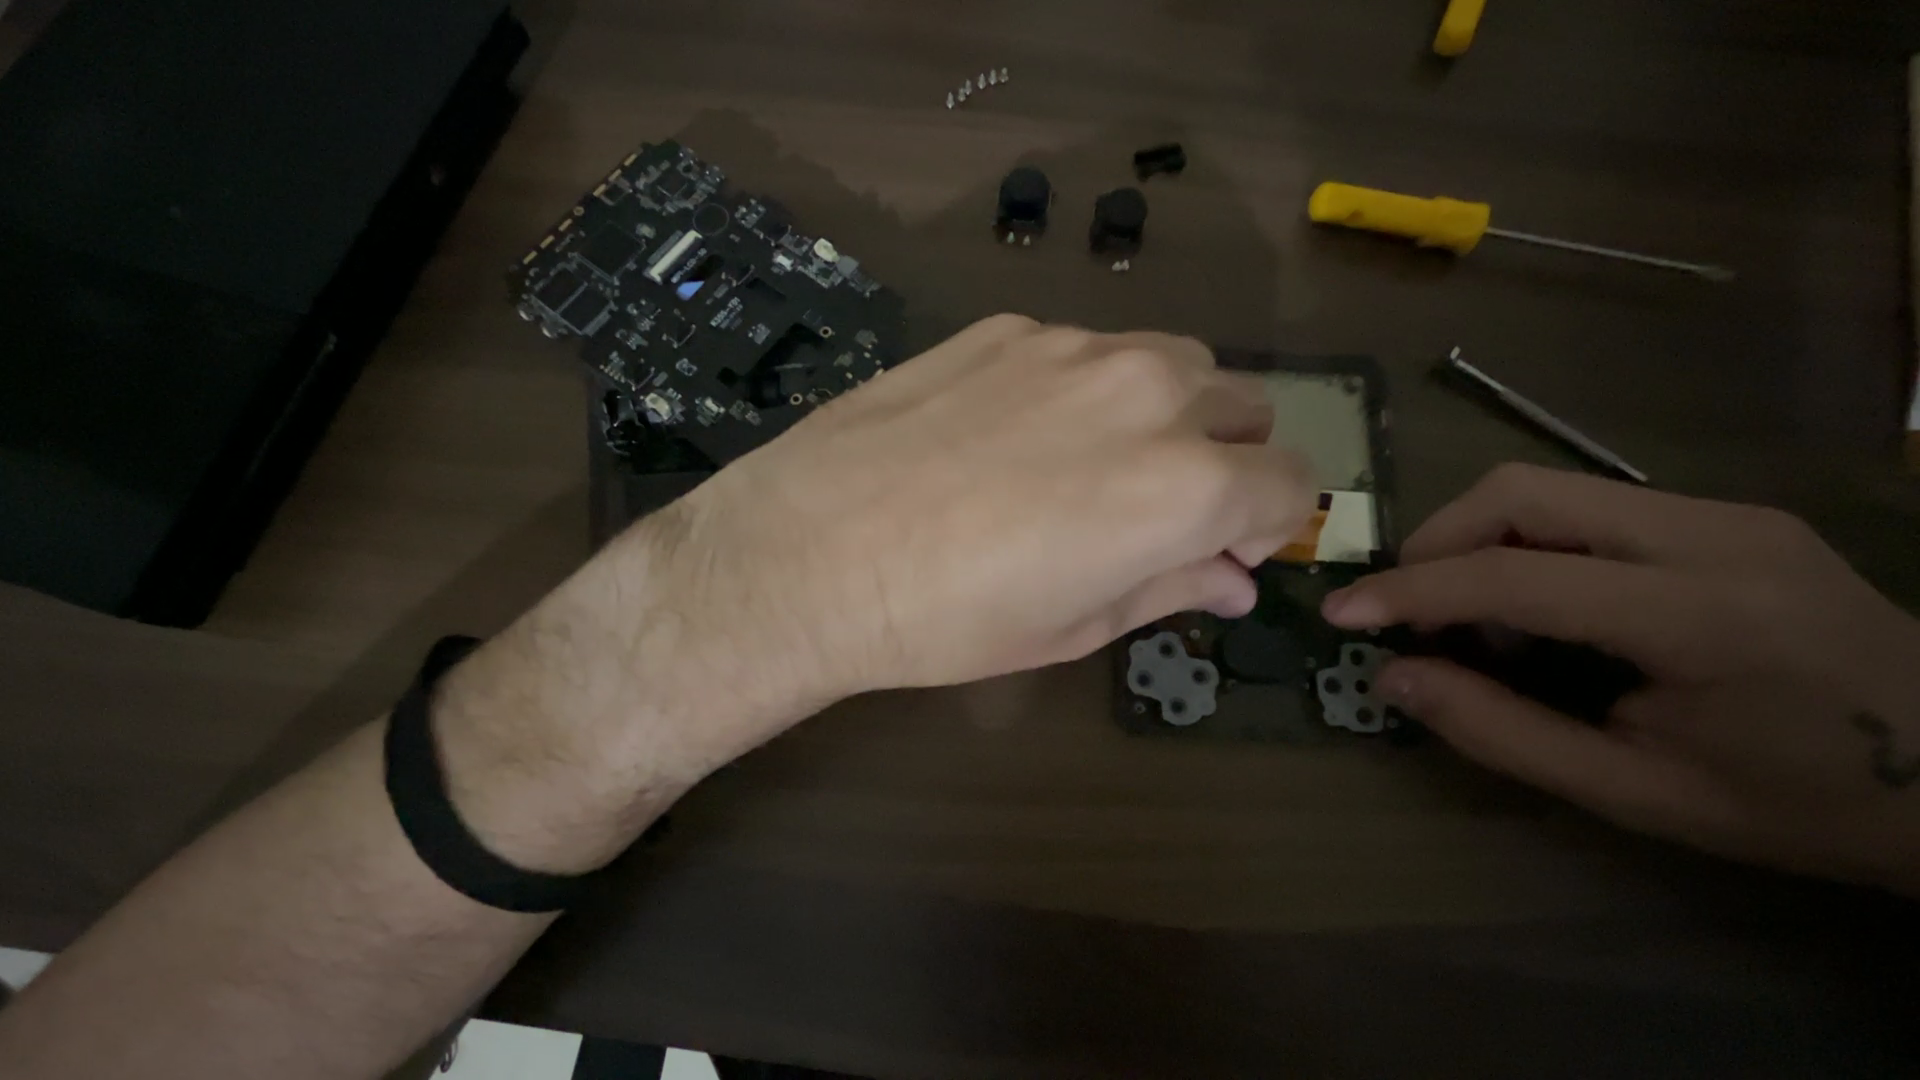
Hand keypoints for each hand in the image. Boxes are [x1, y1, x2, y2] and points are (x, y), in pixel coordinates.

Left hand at [558, 316, 1311, 769]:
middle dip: (1225, 458)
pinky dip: (1086, 385)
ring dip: (1166, 411)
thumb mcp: (1075, 626)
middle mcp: (1150, 395)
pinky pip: (1087, 347)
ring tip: (1091, 462)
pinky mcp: (1009, 327)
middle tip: (1159, 507)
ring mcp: (1076, 347)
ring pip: (1174, 362)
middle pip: (1245, 407)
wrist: (810, 552)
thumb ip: (1172, 587)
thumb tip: (1234, 578)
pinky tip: (1013, 430)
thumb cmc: (950, 617)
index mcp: (1185, 485)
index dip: (1267, 523)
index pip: (1289, 483)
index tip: (1223, 548)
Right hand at [1322, 464, 1919, 895]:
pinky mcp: (1728, 514)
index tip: (1340, 612)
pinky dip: (1530, 544)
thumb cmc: (1804, 803)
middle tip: (1410, 611)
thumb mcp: (1639, 793)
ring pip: (1548, 486)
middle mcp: (1710, 534)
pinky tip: (1540, 606)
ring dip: (1478, 539)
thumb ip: (1503, 732)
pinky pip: (1590, 506)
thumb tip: (1393, 677)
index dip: (1409, 591)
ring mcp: (1725, 513)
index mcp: (1696, 613)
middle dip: (1437, 543)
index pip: (1512, 573)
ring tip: (1471, 615)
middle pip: (1520, 491)